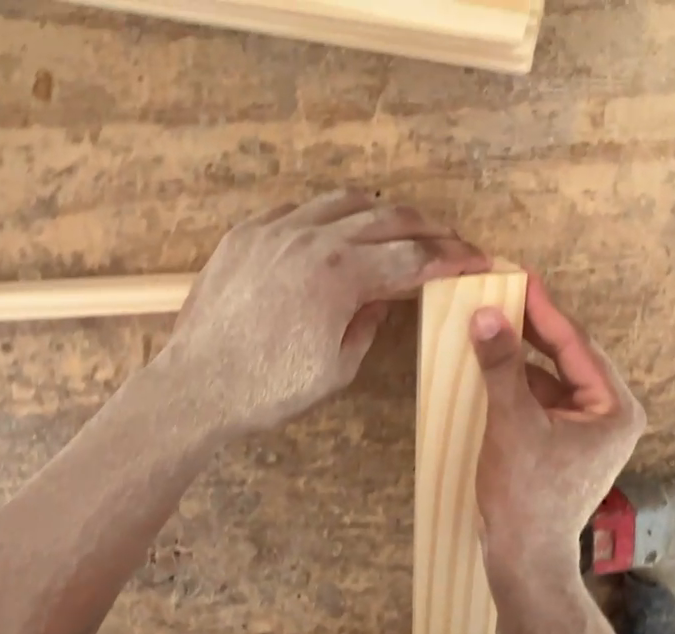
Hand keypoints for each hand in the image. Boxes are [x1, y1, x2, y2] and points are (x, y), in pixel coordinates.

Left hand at [162, 190, 488, 434]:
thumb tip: (385, 295)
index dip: (451, 257)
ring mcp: (274, 231)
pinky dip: (329, 216)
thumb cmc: (269, 390)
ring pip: (342, 202)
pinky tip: (337, 232)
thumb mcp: (336, 368)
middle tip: (449, 240)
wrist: (198, 386)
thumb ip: (368, 324)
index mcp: (341, 275)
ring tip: (399, 228)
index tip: (476, 260)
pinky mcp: (245, 235)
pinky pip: (298, 210)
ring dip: (380, 213)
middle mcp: (312, 239)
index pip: (413, 256)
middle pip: (387, 218)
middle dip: (427, 227)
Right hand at [471, 274, 645, 573]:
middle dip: (535, 332)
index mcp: (614, 409)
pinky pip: (544, 405)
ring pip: (554, 382)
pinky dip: (519, 389)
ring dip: (523, 360)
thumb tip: (486, 316)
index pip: (577, 346)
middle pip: (569, 360)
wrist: (524, 558)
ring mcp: (588, 435)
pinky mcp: (565, 449)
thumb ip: (501, 367)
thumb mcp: (513, 424)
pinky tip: (494, 374)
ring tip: (493, 329)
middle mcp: (610, 418)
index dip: (546, 311)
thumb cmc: (526, 496)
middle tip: (504, 297)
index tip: (520, 279)